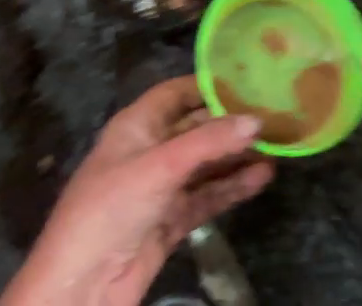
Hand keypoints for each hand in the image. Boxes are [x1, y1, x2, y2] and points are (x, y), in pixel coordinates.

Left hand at [2, 77, 274, 305]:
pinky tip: (262, 178)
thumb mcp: (161, 166)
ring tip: (277, 146)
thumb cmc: (113, 206)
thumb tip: (256, 120)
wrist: (84, 282)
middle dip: (229, 123)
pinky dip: (232, 187)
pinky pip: (207, 196)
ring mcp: (161, 187)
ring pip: (205, 164)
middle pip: (195, 128)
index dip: (206, 85)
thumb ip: (209, 142)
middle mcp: (150, 150)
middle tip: (274, 114)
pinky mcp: (171, 220)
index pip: (175, 94)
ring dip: (236, 156)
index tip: (248, 78)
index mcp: (136, 125)